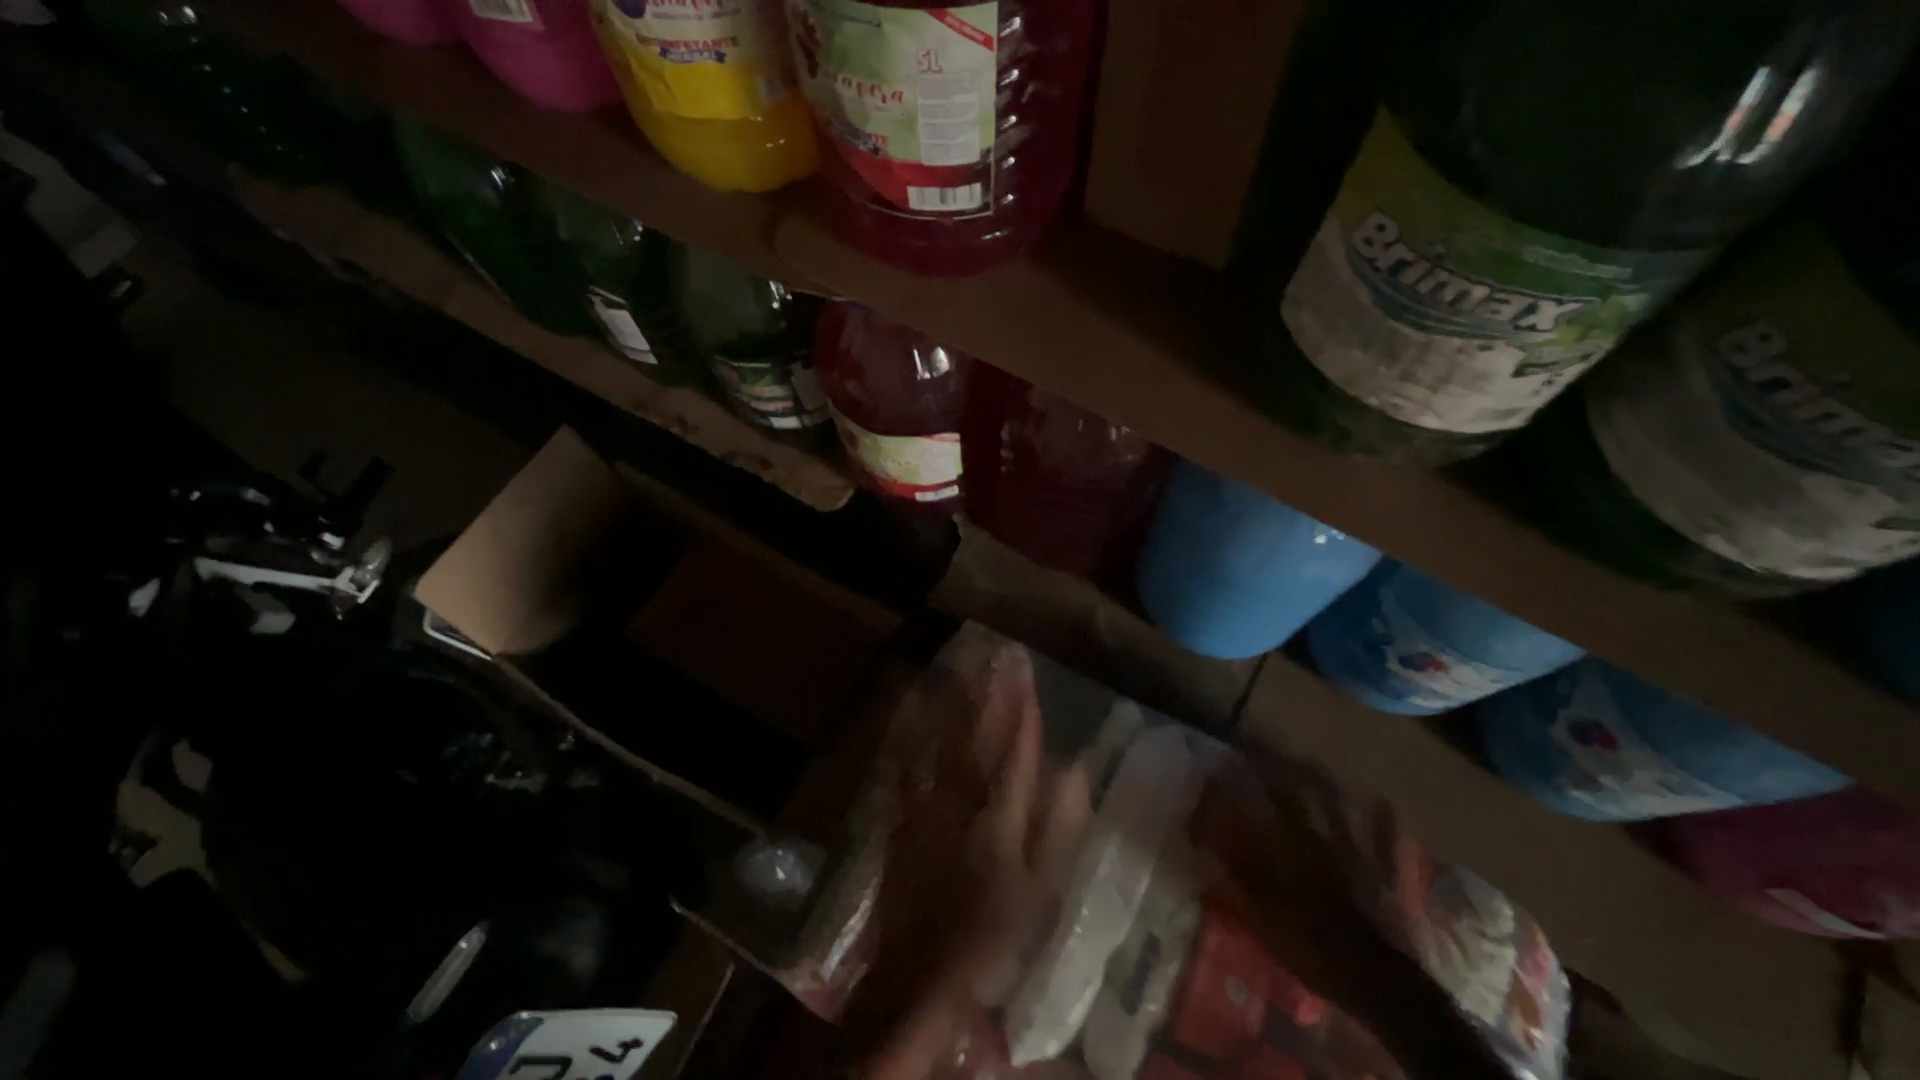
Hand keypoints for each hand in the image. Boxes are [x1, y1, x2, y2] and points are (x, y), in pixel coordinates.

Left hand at [853, 645, 1090, 1079]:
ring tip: (959, 662)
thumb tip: (1075, 770)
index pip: (1016, 751)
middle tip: (995, 650)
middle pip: (976, 737)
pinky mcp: (899, 818)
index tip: (1025, 668)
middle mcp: (960, 803)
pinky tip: (912, 705)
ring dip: (951, 700)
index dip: (1022, 707)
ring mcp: (925, 808)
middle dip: (988, 691)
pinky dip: (910, 731)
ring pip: (939, 743)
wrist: (919, 975)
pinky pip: (905, 763)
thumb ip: (1057, 827)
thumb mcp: (1040, 892)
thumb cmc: (991, 939)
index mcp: (1000, 820)